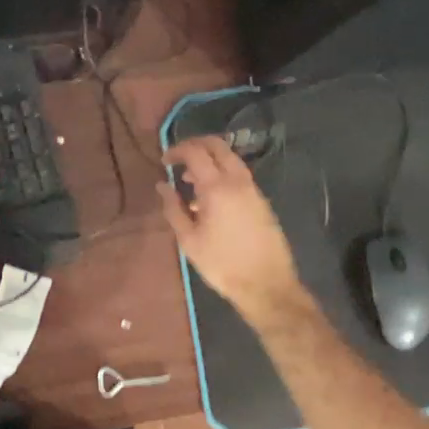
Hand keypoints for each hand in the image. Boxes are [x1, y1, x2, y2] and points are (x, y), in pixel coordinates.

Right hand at [157, 136, 303, 314]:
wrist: (266, 283)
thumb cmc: (221, 264)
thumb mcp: (189, 240)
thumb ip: (173, 209)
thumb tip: (162, 185)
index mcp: (217, 188)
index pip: (195, 152)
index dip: (177, 151)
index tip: (164, 161)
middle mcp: (238, 181)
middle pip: (218, 146)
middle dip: (196, 145)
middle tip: (178, 158)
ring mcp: (253, 189)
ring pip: (231, 159)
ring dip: (210, 160)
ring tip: (191, 181)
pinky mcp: (262, 201)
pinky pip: (239, 175)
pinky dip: (222, 174)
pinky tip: (210, 198)